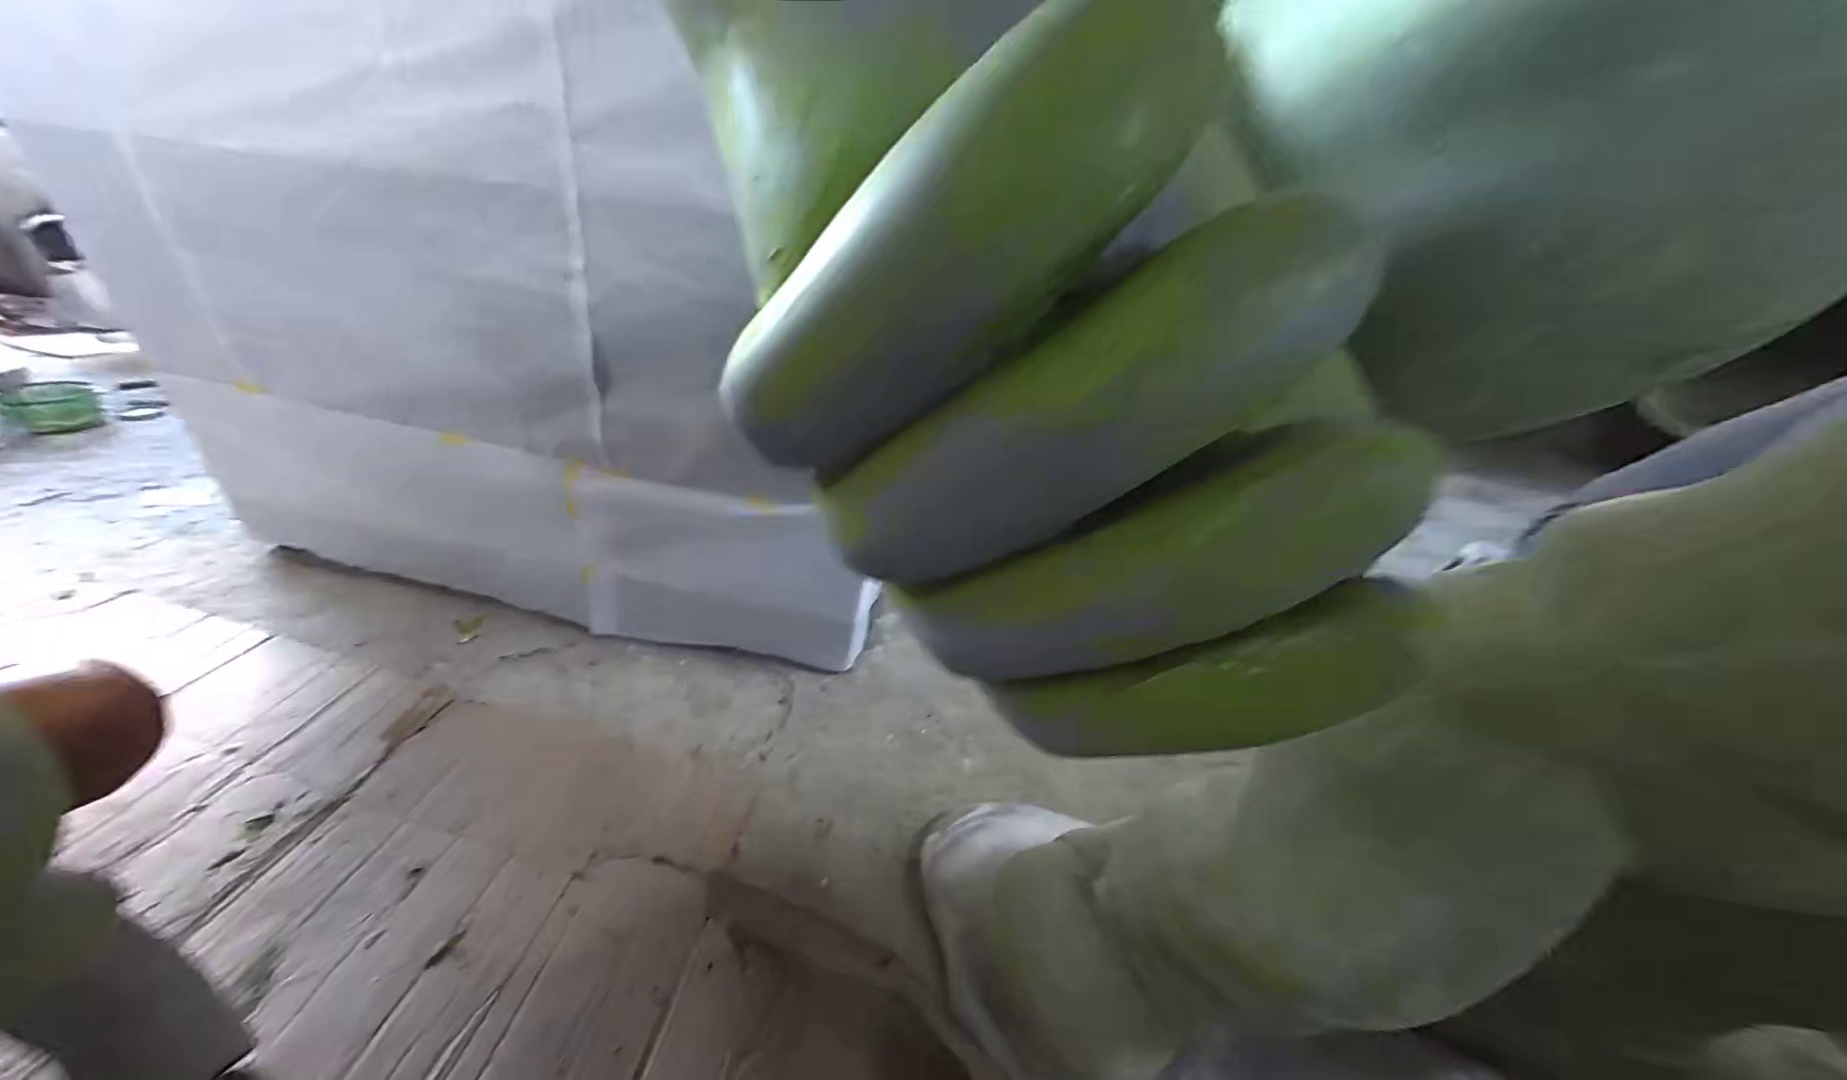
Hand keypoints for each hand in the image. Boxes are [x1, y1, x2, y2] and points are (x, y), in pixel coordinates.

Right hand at [692, 0, 1438, 755]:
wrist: (1087, 265)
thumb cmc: (1034, 144)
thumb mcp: (968, 59)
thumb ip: (936, 51)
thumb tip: (1093, 38)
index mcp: (804, 378)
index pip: (817, 363)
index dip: (972, 223)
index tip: (1153, 52)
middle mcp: (863, 502)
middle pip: (933, 514)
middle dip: (1134, 395)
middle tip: (1322, 248)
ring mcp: (952, 594)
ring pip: (1015, 639)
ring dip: (1206, 567)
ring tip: (1385, 460)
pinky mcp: (1055, 658)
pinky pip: (1083, 719)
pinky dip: (1220, 701)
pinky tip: (1378, 624)